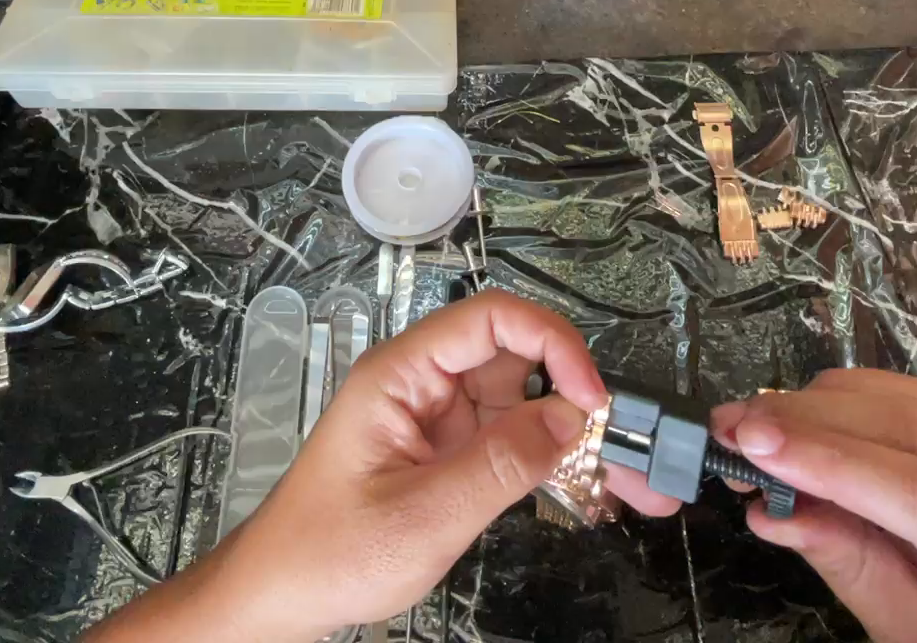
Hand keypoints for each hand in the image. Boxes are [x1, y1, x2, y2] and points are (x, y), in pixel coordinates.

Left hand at [88, 291, 675, 642]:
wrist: (282, 595)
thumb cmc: (333, 551)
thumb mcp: (420, 516)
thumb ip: (498, 465)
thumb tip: (572, 417)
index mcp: (405, 371)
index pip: (488, 320)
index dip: (549, 340)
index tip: (590, 396)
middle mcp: (428, 381)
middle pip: (515, 359)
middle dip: (577, 393)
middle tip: (630, 446)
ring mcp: (442, 416)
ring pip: (523, 403)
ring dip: (577, 437)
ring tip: (635, 484)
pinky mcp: (451, 450)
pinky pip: (512, 441)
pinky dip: (552, 463)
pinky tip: (594, 492)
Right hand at [712, 369, 916, 642]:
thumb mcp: (915, 634)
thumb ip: (849, 565)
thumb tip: (768, 511)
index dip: (837, 466)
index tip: (755, 448)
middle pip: (908, 430)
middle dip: (806, 422)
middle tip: (727, 428)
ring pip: (894, 396)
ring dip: (809, 402)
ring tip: (746, 426)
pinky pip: (890, 387)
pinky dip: (829, 395)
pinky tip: (792, 420)